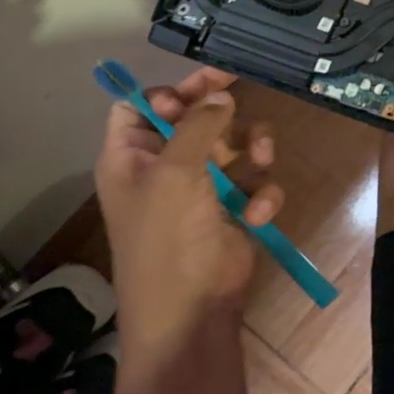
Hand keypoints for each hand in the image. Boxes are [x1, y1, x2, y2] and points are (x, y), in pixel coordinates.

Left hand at [94, 68, 282, 350]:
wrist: (191, 309)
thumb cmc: (167, 238)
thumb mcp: (176, 174)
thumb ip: (198, 125)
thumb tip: (220, 94)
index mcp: (131, 157)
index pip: (142, 106)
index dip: (171, 92)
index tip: (204, 84)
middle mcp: (164, 168)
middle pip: (194, 119)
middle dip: (221, 114)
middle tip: (240, 90)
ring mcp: (201, 189)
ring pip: (234, 145)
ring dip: (252, 149)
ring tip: (260, 162)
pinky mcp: (233, 209)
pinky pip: (255, 182)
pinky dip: (262, 194)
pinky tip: (257, 214)